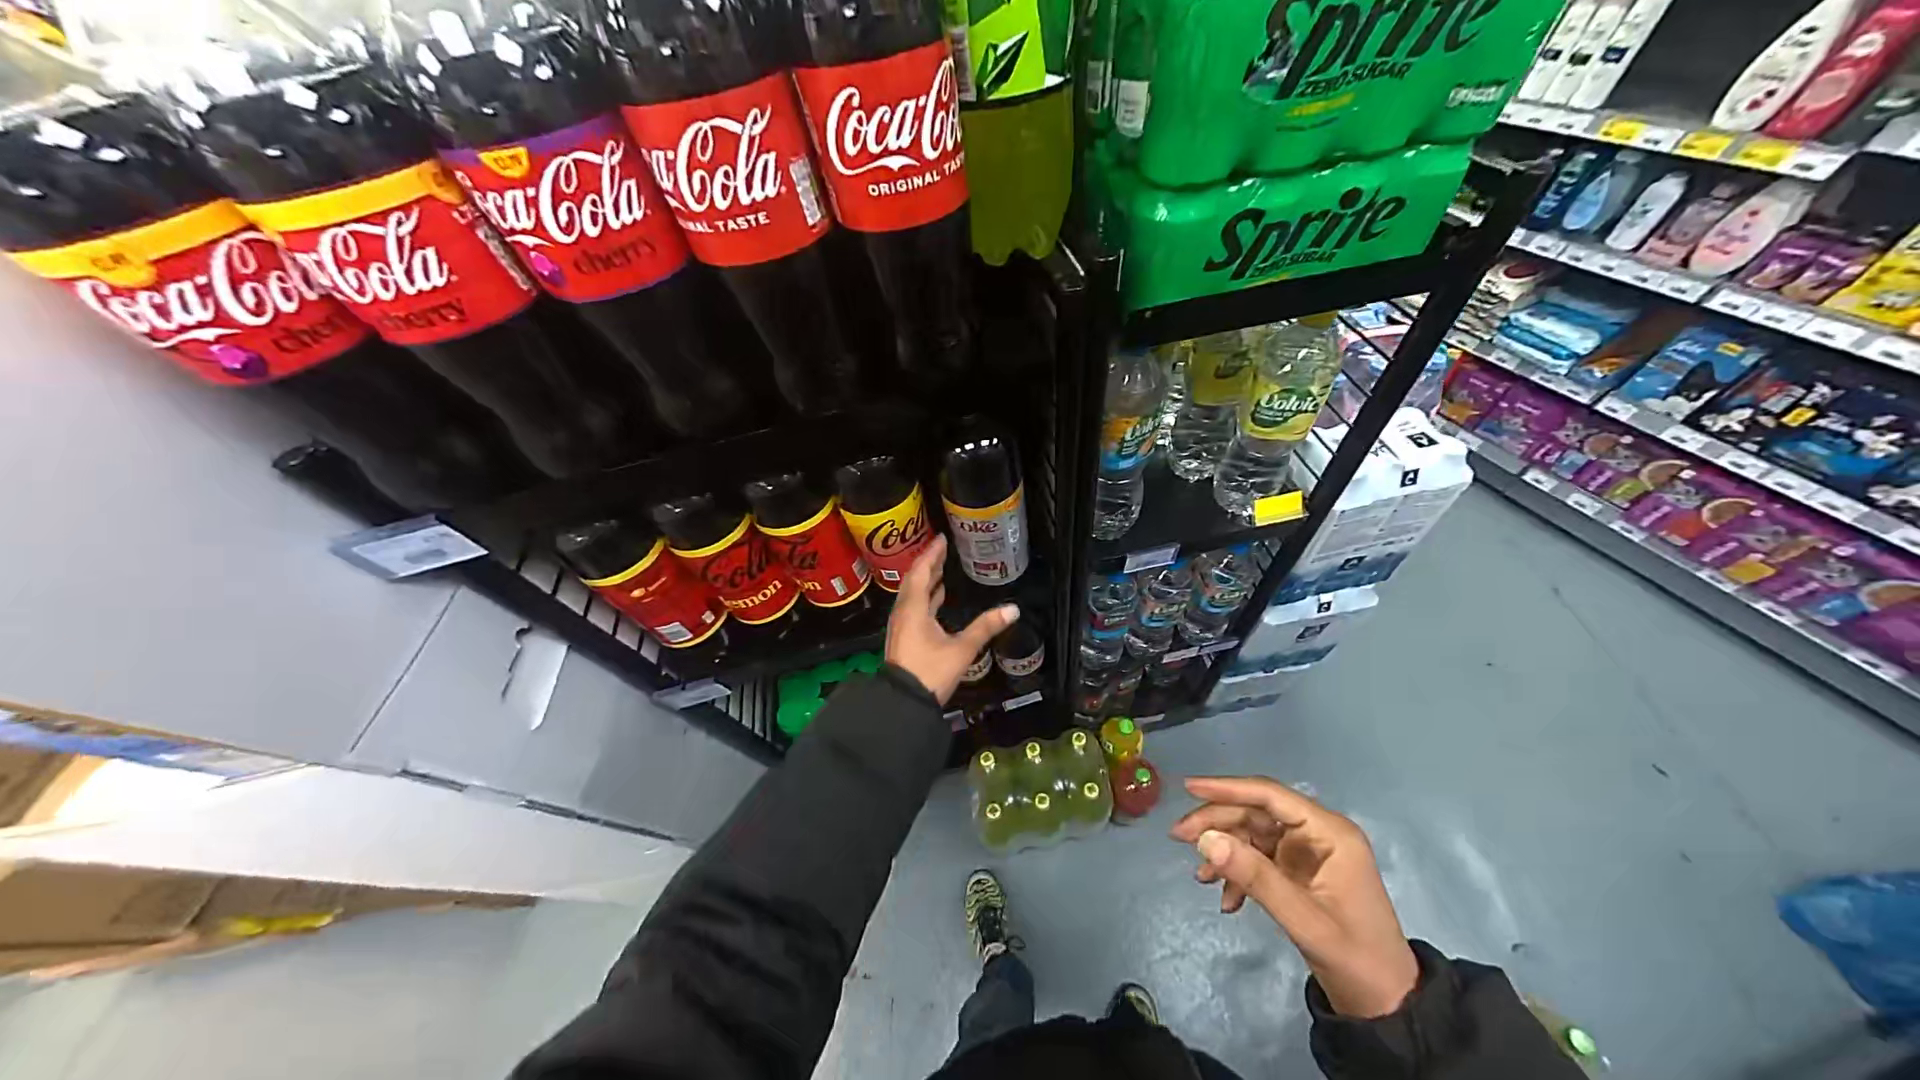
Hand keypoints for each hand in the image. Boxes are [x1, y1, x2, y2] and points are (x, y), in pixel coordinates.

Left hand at [883, 536, 1017, 704]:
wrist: (904, 702)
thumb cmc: (930, 672)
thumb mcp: (962, 649)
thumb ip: (986, 627)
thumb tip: (1012, 609)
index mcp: (913, 608)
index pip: (921, 571)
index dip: (931, 554)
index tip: (941, 539)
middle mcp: (903, 612)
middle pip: (914, 580)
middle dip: (928, 565)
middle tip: (943, 550)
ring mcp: (901, 626)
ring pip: (912, 595)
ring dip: (926, 581)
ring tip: (941, 571)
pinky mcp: (904, 638)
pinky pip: (913, 608)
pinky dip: (925, 598)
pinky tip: (936, 600)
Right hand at [1171, 776, 1418, 1018]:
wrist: (1386, 1006)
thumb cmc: (1355, 958)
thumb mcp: (1303, 919)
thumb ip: (1255, 877)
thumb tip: (1205, 840)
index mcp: (1330, 833)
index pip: (1270, 796)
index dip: (1228, 788)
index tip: (1189, 788)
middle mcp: (1317, 834)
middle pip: (1255, 814)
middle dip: (1216, 824)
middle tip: (1178, 837)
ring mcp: (1306, 853)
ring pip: (1251, 835)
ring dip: (1224, 852)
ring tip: (1200, 877)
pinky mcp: (1297, 873)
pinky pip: (1257, 860)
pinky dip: (1237, 874)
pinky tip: (1226, 899)